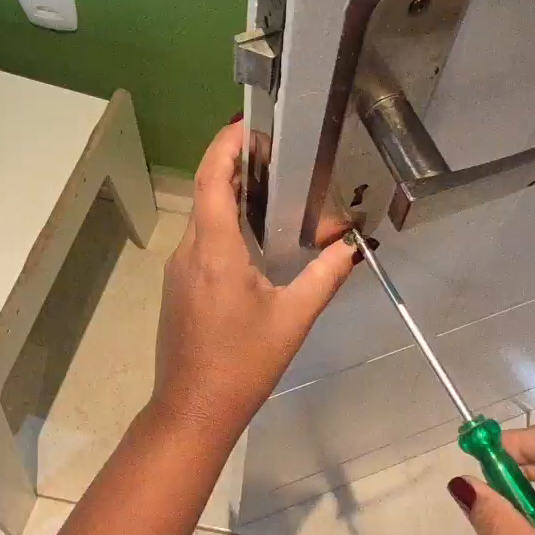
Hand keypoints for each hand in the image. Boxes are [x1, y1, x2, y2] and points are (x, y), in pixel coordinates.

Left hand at [149, 120, 355, 437]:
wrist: (193, 410)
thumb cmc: (243, 365)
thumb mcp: (293, 319)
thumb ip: (327, 275)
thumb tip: (356, 245)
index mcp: (214, 251)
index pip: (211, 178)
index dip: (226, 144)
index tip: (250, 124)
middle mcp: (189, 251)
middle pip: (206, 191)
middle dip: (234, 163)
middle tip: (275, 154)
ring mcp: (178, 269)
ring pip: (203, 217)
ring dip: (230, 194)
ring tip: (272, 188)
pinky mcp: (178, 286)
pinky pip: (200, 240)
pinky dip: (224, 224)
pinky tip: (254, 237)